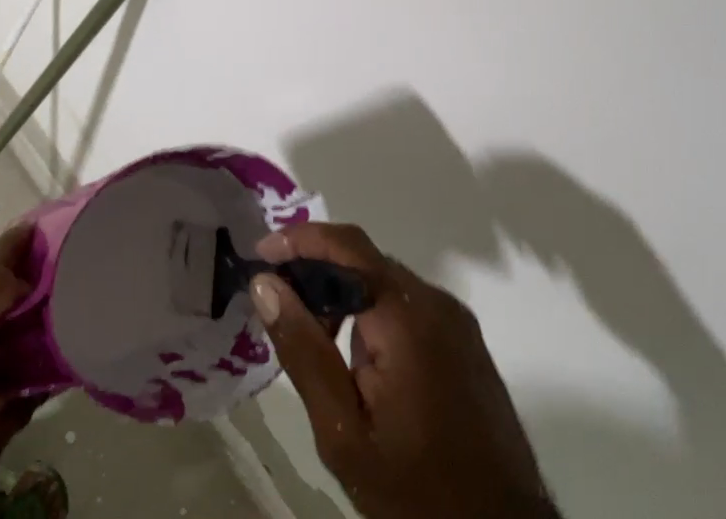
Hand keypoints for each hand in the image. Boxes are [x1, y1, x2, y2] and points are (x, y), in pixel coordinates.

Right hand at [251, 223, 557, 518]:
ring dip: (342, 294)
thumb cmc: (413, 487)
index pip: (347, 246)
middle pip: (365, 260)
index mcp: (407, 318)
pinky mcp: (466, 344)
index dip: (299, 239)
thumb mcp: (342, 429)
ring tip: (309, 337)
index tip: (259, 255)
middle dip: (315, 269)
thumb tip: (266, 284)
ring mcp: (457, 324)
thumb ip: (304, 350)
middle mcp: (438, 305)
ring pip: (385, 282)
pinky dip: (370, 312)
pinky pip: (407, 306)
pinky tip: (352, 357)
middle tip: (276, 304)